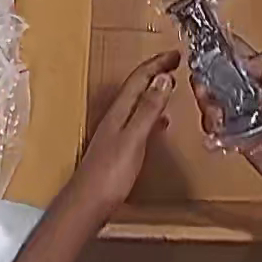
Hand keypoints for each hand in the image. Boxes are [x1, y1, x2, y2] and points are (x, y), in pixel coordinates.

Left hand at [66, 50, 178, 219]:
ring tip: (171, 87)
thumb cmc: (110, 174)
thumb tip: (164, 77)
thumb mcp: (134, 138)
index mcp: (120, 110)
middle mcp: (116, 116)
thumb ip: (148, 109)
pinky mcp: (118, 148)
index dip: (158, 63)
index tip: (176, 54)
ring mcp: (115, 132)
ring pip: (138, 101)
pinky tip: (160, 124)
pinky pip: (139, 120)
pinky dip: (152, 113)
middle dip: (156, 72)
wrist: (86, 207)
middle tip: (175, 63)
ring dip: (154, 90)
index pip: (140, 77)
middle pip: (138, 85)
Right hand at [195, 48, 261, 190]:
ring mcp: (239, 115)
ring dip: (208, 109)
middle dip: (205, 82)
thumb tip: (243, 57)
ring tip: (216, 119)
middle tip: (203, 90)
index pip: (238, 56)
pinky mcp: (234, 136)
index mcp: (261, 78)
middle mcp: (247, 93)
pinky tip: (215, 138)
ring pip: (212, 103)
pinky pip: (214, 129)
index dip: (220, 49)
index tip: (202, 47)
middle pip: (217, 78)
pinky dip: (210, 132)